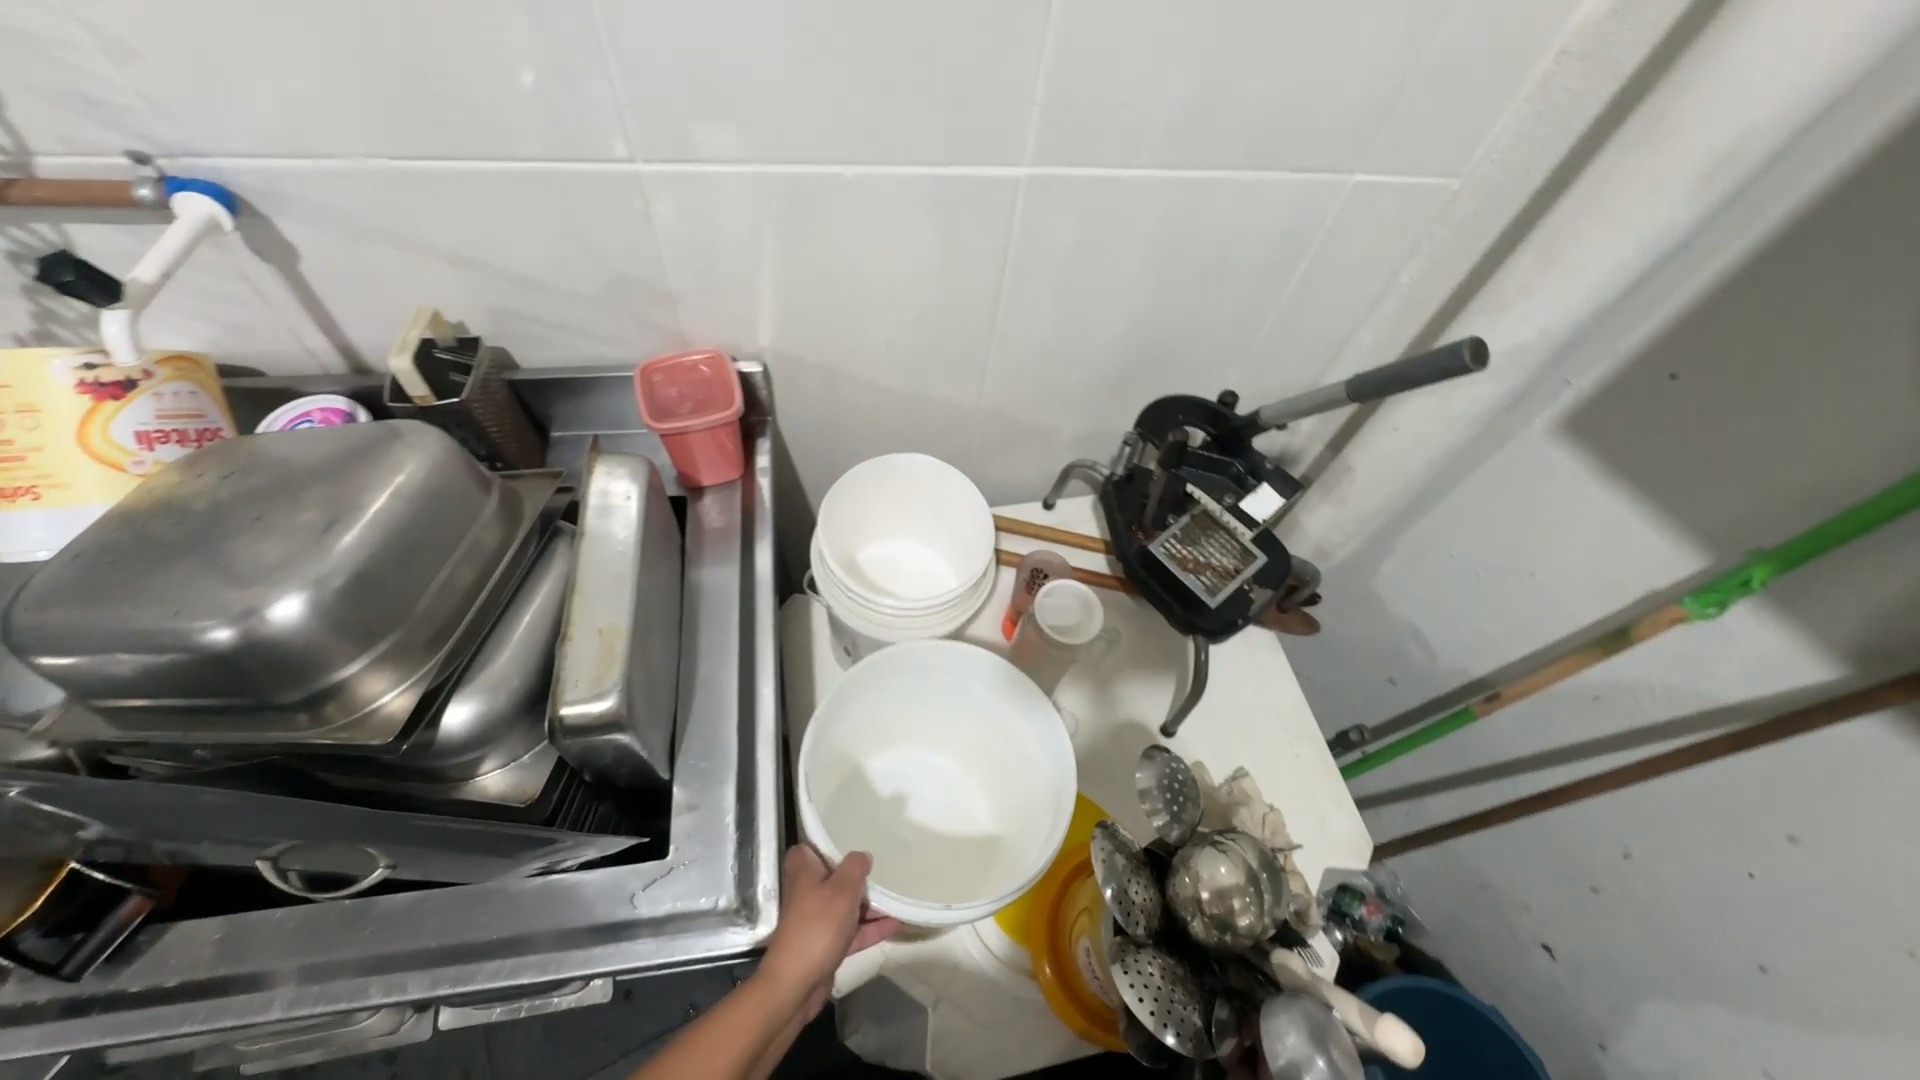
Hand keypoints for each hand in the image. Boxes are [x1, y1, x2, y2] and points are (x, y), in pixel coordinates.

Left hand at [762, 845, 900, 1015]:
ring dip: (869, 902)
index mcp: (804, 870)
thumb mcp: (842, 889)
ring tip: (899, 893)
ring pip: (846, 903)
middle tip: (885, 864)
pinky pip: (852, 929)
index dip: (831, 841)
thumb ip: (855, 867)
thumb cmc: (818, 927)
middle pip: (835, 875)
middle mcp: (807, 890)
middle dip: (859, 873)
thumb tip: (862, 855)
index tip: (855, 836)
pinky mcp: (826, 942)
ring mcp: (817, 918)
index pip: (813, 846)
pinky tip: (898, 923)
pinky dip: (870, 927)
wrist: (797, 983)